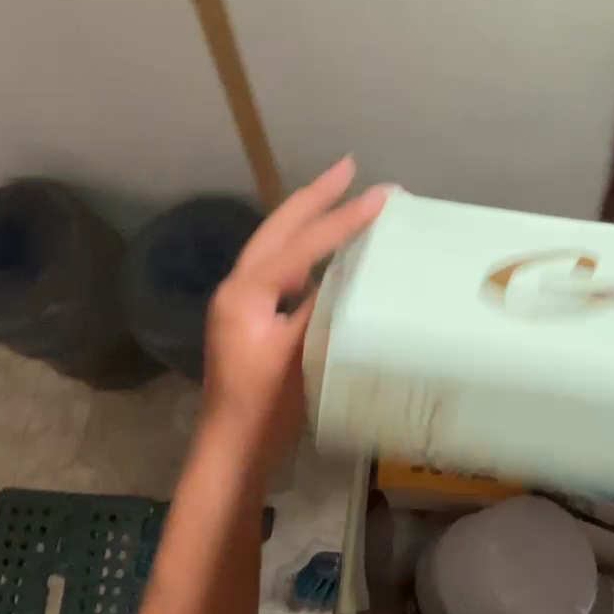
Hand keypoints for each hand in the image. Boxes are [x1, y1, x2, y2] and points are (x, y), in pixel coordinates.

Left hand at [201, 157, 389, 469]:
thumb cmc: (265, 407)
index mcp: (246, 292)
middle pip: (277, 229)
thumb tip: (343, 271)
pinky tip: (326, 253)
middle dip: (314, 197)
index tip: (380, 195)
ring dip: (307, 220)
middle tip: (348, 167)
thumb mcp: (298, 354)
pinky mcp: (249, 319)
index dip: (341, 219)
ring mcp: (240, 303)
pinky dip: (304, 253)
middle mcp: (237, 287)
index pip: (300, 244)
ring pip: (276, 247)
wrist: (233, 447)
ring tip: (339, 195)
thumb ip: (318, 307)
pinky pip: (279, 271)